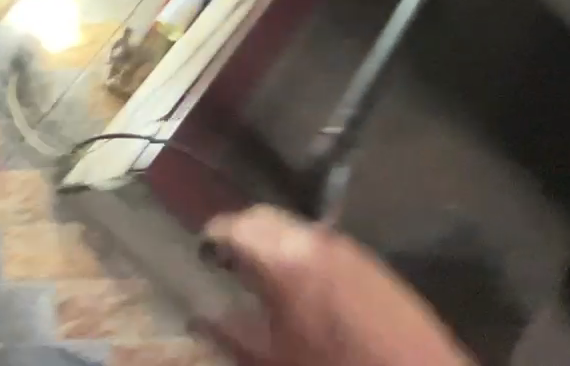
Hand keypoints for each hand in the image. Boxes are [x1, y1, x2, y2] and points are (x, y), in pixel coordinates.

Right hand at [201, 205, 471, 365]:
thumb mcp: (274, 359)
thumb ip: (231, 333)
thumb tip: (198, 314)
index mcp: (282, 257)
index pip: (232, 225)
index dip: (211, 237)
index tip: (201, 254)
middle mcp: (312, 237)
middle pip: (262, 216)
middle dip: (241, 233)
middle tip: (229, 262)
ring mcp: (345, 246)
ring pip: (293, 226)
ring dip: (273, 241)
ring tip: (266, 275)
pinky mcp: (371, 261)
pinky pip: (322, 242)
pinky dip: (302, 252)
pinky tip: (304, 286)